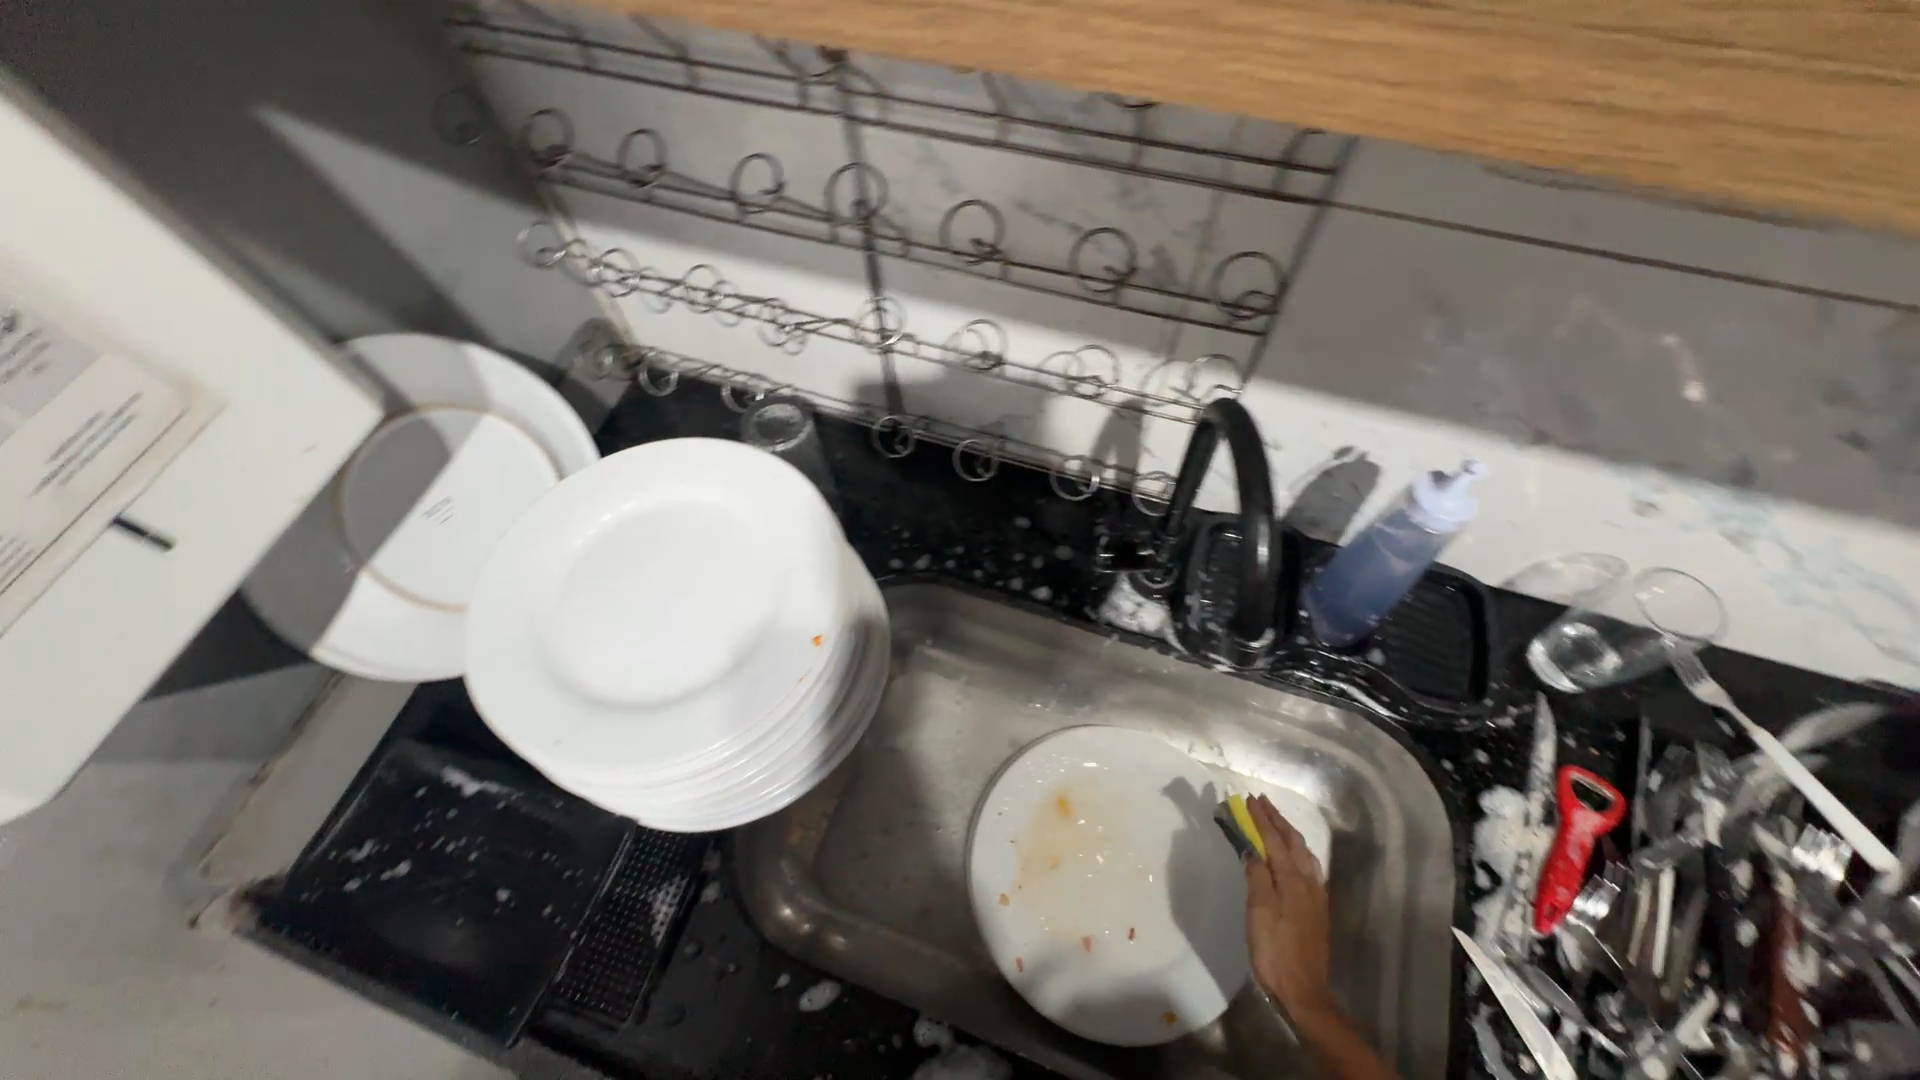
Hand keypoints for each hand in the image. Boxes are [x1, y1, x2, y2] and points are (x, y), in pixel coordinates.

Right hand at [1243, 794, 1333, 1019]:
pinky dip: (1298, 852)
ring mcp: (1316, 896)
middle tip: (1262, 802)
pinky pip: (1309, 868)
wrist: (1303, 991)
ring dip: (1289, 834)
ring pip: (1304, 854)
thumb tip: (1252, 850)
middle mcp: (1308, 882)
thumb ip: (1257, 877)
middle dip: (1277, 820)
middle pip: (1293, 842)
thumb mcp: (1258, 912)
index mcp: (1291, 879)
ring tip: (1276, 823)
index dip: (1261, 818)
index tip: (1249, 799)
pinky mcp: (1317, 909)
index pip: (1274, 839)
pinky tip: (1294, 858)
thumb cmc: (1274, 950)